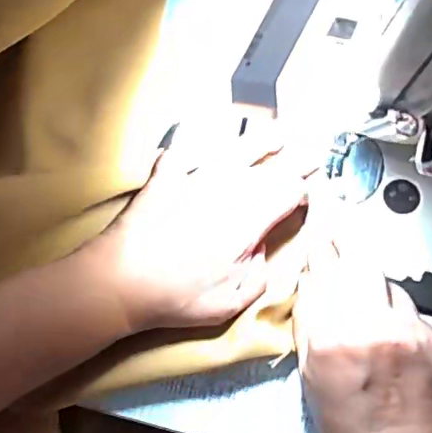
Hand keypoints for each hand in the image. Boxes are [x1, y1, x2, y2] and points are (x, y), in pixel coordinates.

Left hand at [71, 123, 307, 332]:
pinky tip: (203, 130)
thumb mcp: (230, 302)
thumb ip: (257, 276)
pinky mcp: (163, 178)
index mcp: (247, 223)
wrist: (119, 282)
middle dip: (296, 159)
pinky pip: (183, 148)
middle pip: (269, 168)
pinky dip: (195, 137)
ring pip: (234, 150)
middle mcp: (226, 194)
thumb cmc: (174, 297)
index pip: (288, 193)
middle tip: (312, 152)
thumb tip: (261, 253)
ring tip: (276, 133)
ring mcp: (193, 181)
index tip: (306, 192)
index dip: (303, 191)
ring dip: (259, 139)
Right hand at [296, 209, 431, 432]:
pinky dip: (392, 311)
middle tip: (337, 240)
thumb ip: (309, 324)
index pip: (324, 278)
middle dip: (347, 252)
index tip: (318, 239)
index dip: (321, 253)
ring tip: (361, 301)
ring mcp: (409, 331)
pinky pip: (407, 308)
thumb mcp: (311, 374)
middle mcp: (373, 328)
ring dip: (370, 284)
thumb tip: (311, 285)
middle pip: (360, 267)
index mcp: (333, 340)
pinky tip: (386, 330)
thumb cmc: (347, 424)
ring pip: (386, 284)